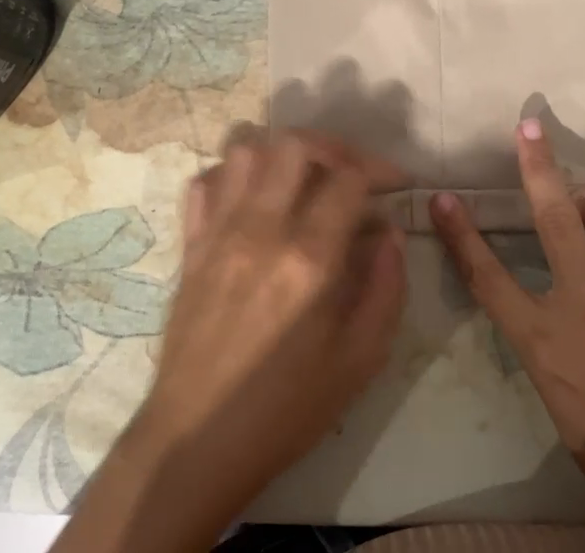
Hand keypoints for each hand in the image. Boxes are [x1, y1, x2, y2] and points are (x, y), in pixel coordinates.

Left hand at [57, 130, 405, 552]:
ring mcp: (217, 233)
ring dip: (280, 152)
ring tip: (304, 179)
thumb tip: (389, 233)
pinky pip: (205, 181)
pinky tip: (253, 198)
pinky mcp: (189, 245)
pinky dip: (232, 174)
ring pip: (244, 149)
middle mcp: (260, 230)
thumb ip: (386, 287)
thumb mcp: (361, 359)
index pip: (347, 177)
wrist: (197, 439)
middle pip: (293, 144)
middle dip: (332, 147)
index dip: (379, 169)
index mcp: (309, 258)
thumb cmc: (287, 407)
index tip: (395, 184)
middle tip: (351, 173)